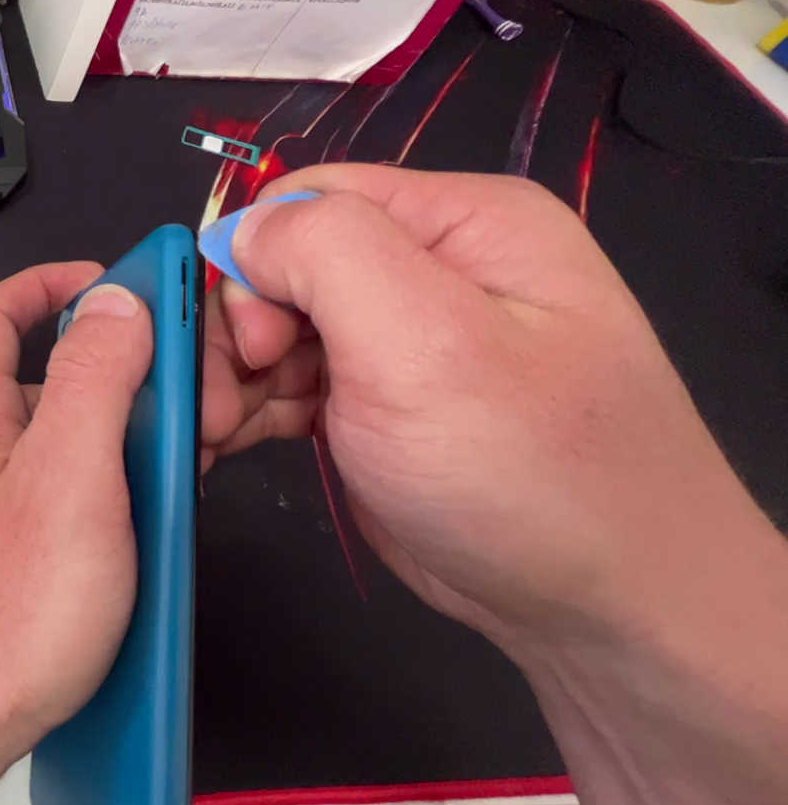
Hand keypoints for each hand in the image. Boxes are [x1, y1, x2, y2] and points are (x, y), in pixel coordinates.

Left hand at [0, 264, 153, 760]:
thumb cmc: (7, 612)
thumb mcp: (69, 477)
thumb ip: (90, 379)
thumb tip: (112, 304)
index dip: (49, 282)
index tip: (115, 283)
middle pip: (40, 372)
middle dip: (116, 367)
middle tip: (182, 395)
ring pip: (61, 434)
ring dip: (124, 432)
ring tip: (183, 463)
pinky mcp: (8, 545)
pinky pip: (64, 487)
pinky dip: (111, 483)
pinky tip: (150, 519)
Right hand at [199, 164, 774, 644]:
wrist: (585, 601)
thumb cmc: (522, 468)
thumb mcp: (426, 341)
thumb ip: (326, 254)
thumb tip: (239, 231)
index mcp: (455, 226)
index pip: (305, 203)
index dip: (256, 264)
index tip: (255, 347)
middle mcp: (417, 273)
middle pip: (271, 272)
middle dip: (232, 336)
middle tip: (222, 408)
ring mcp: (384, 343)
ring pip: (260, 332)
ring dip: (225, 382)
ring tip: (219, 436)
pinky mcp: (356, 403)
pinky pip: (271, 384)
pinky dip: (238, 412)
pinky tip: (223, 445)